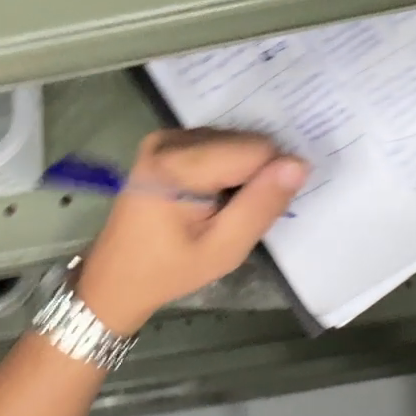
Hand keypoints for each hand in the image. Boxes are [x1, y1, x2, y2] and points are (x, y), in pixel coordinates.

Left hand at [76, 130, 306, 333]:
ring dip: (237, 172)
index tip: (254, 212)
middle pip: (242, 141)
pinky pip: (214, 143)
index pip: (255, 149)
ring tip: (218, 209)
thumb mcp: (224, 249)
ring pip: (231, 140)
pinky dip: (222, 167)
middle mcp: (168, 139)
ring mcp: (163, 137)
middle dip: (252, 175)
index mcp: (177, 164)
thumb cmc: (170, 270)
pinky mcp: (163, 142)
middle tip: (233, 215)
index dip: (269, 180)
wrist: (116, 278)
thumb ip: (261, 205)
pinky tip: (208, 197)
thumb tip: (298, 164)